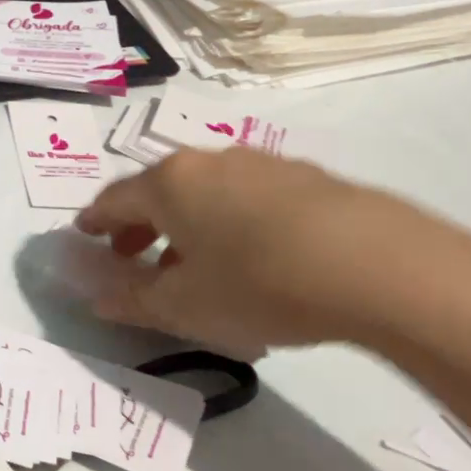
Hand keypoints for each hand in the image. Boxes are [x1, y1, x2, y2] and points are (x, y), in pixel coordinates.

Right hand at [72, 148, 468, 352]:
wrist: (386, 270)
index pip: (113, 199)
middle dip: (140, 223)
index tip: (84, 237)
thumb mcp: (183, 307)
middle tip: (133, 256)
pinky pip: (251, 197)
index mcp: (168, 185)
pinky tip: (252, 257)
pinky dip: (232, 221)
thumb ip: (132, 302)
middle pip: (159, 190)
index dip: (94, 221)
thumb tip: (98, 299)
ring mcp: (265, 165)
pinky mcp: (313, 179)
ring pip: (207, 192)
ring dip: (188, 223)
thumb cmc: (259, 285)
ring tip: (195, 263)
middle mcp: (210, 162)